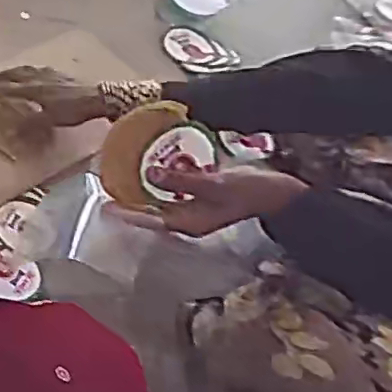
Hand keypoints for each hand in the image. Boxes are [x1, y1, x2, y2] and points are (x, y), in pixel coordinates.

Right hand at [0, 66, 112, 149]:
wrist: (99, 96)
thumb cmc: (74, 110)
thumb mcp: (49, 120)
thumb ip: (28, 124)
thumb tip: (9, 130)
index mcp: (32, 89)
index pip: (6, 89)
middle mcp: (38, 78)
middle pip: (13, 76)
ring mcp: (50, 74)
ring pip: (25, 70)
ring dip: (12, 72)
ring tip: (5, 74)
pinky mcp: (61, 73)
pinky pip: (37, 69)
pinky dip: (28, 70)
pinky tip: (32, 72)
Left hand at [109, 165, 308, 236]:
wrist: (286, 197)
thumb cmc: (251, 192)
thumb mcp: (214, 184)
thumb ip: (181, 179)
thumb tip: (149, 173)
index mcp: (188, 222)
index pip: (148, 219)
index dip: (126, 212)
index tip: (105, 205)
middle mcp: (188, 220)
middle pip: (151, 212)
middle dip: (132, 201)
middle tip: (111, 186)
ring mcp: (197, 211)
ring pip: (163, 202)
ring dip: (147, 191)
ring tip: (127, 177)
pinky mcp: (205, 200)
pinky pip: (177, 193)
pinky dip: (166, 183)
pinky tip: (159, 169)